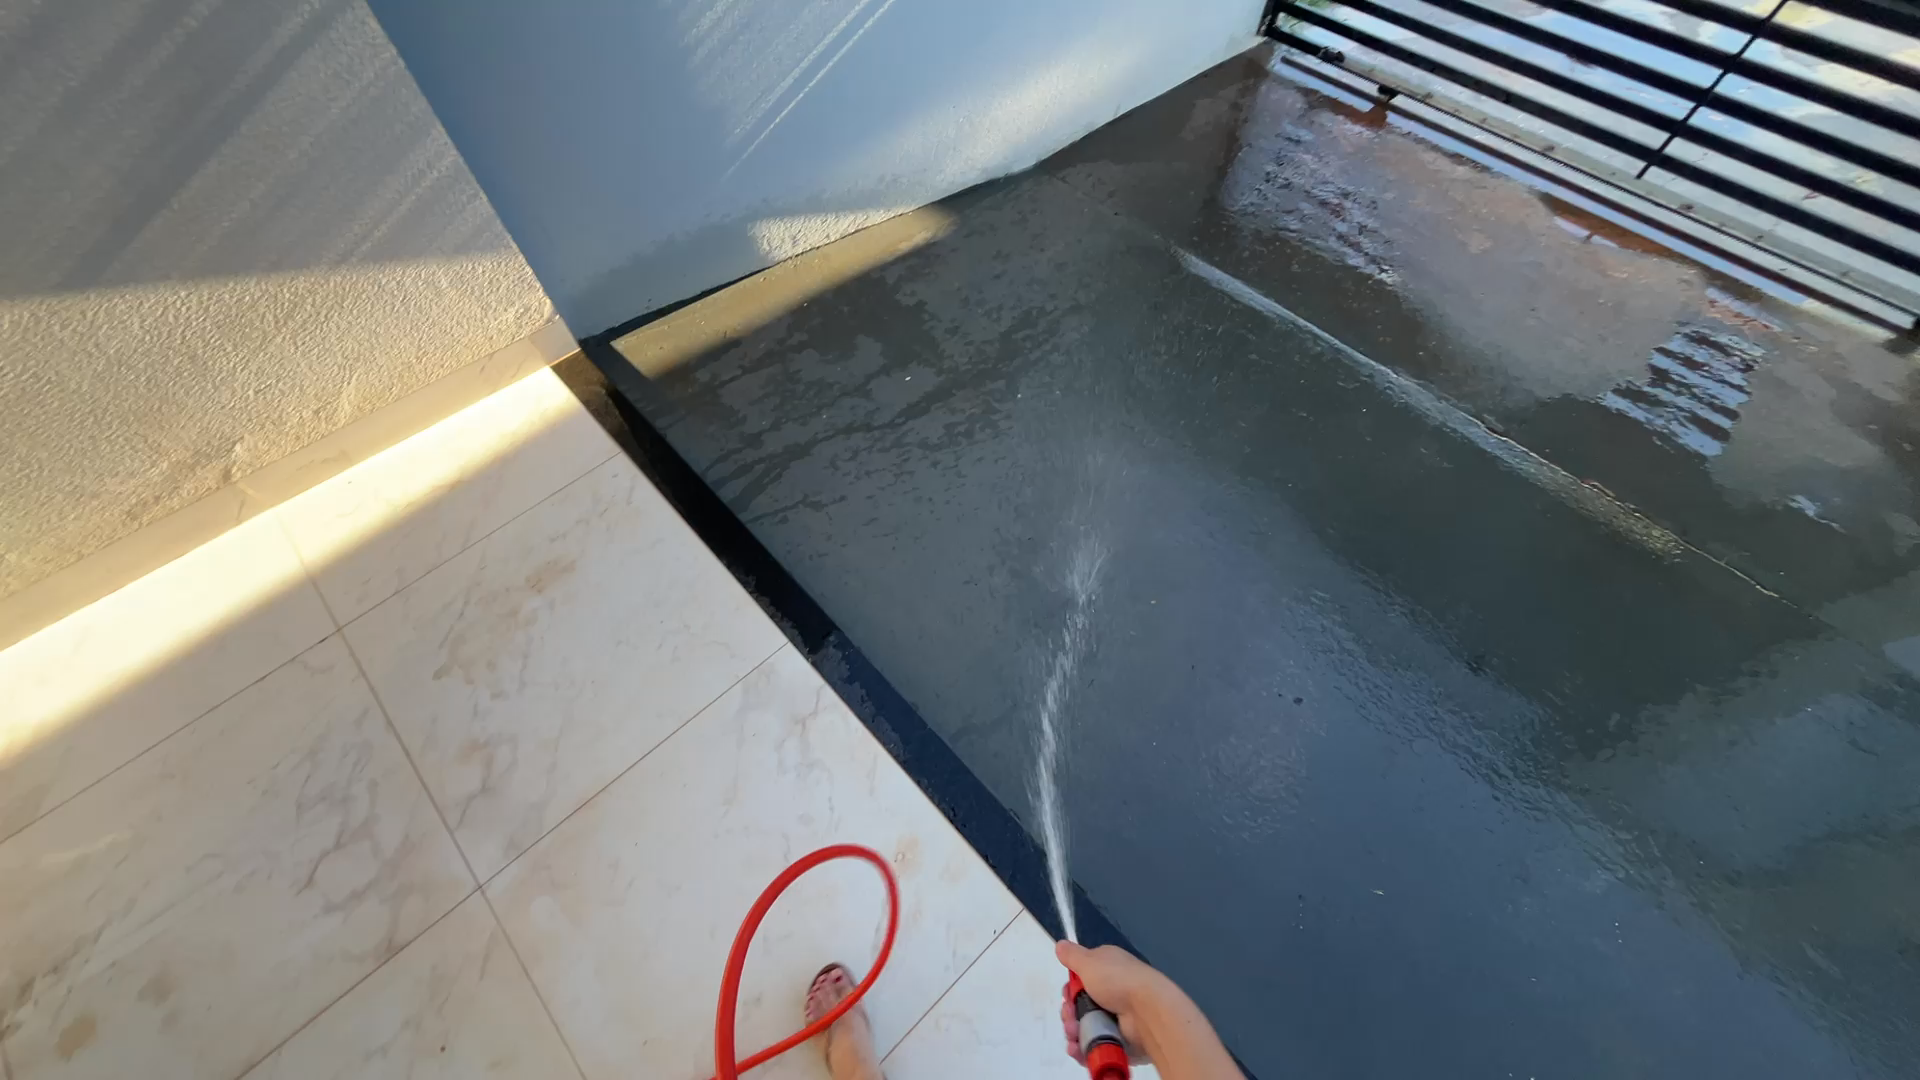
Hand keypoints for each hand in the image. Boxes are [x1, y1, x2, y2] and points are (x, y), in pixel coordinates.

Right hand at [1056, 941, 1163, 1065]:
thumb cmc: (1118, 980)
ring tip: (1074, 1034)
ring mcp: (1115, 1017)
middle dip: (1069, 1012)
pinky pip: (1094, 1044)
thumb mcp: (1089, 961)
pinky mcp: (1118, 1039)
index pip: (1081, 978)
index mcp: (1106, 968)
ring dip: (1074, 1031)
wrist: (1147, 1011)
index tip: (1067, 994)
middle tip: (1070, 1017)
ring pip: (1084, 1026)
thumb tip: (1060, 944)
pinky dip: (1083, 1048)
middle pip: (1080, 1004)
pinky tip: (1077, 1048)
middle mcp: (1110, 991)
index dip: (1070, 988)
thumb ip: (1072, 954)